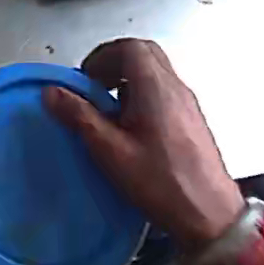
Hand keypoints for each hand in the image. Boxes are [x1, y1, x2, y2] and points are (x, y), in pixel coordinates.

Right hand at [45, 38, 243, 248]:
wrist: (211, 216)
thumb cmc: (161, 184)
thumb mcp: (111, 152)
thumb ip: (80, 117)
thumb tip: (52, 93)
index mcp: (156, 88)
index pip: (129, 48)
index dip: (101, 56)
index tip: (84, 79)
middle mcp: (176, 88)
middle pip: (144, 53)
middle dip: (114, 63)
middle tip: (94, 86)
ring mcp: (187, 103)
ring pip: (155, 71)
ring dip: (127, 80)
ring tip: (107, 110)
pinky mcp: (191, 119)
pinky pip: (163, 91)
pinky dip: (141, 95)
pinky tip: (130, 128)